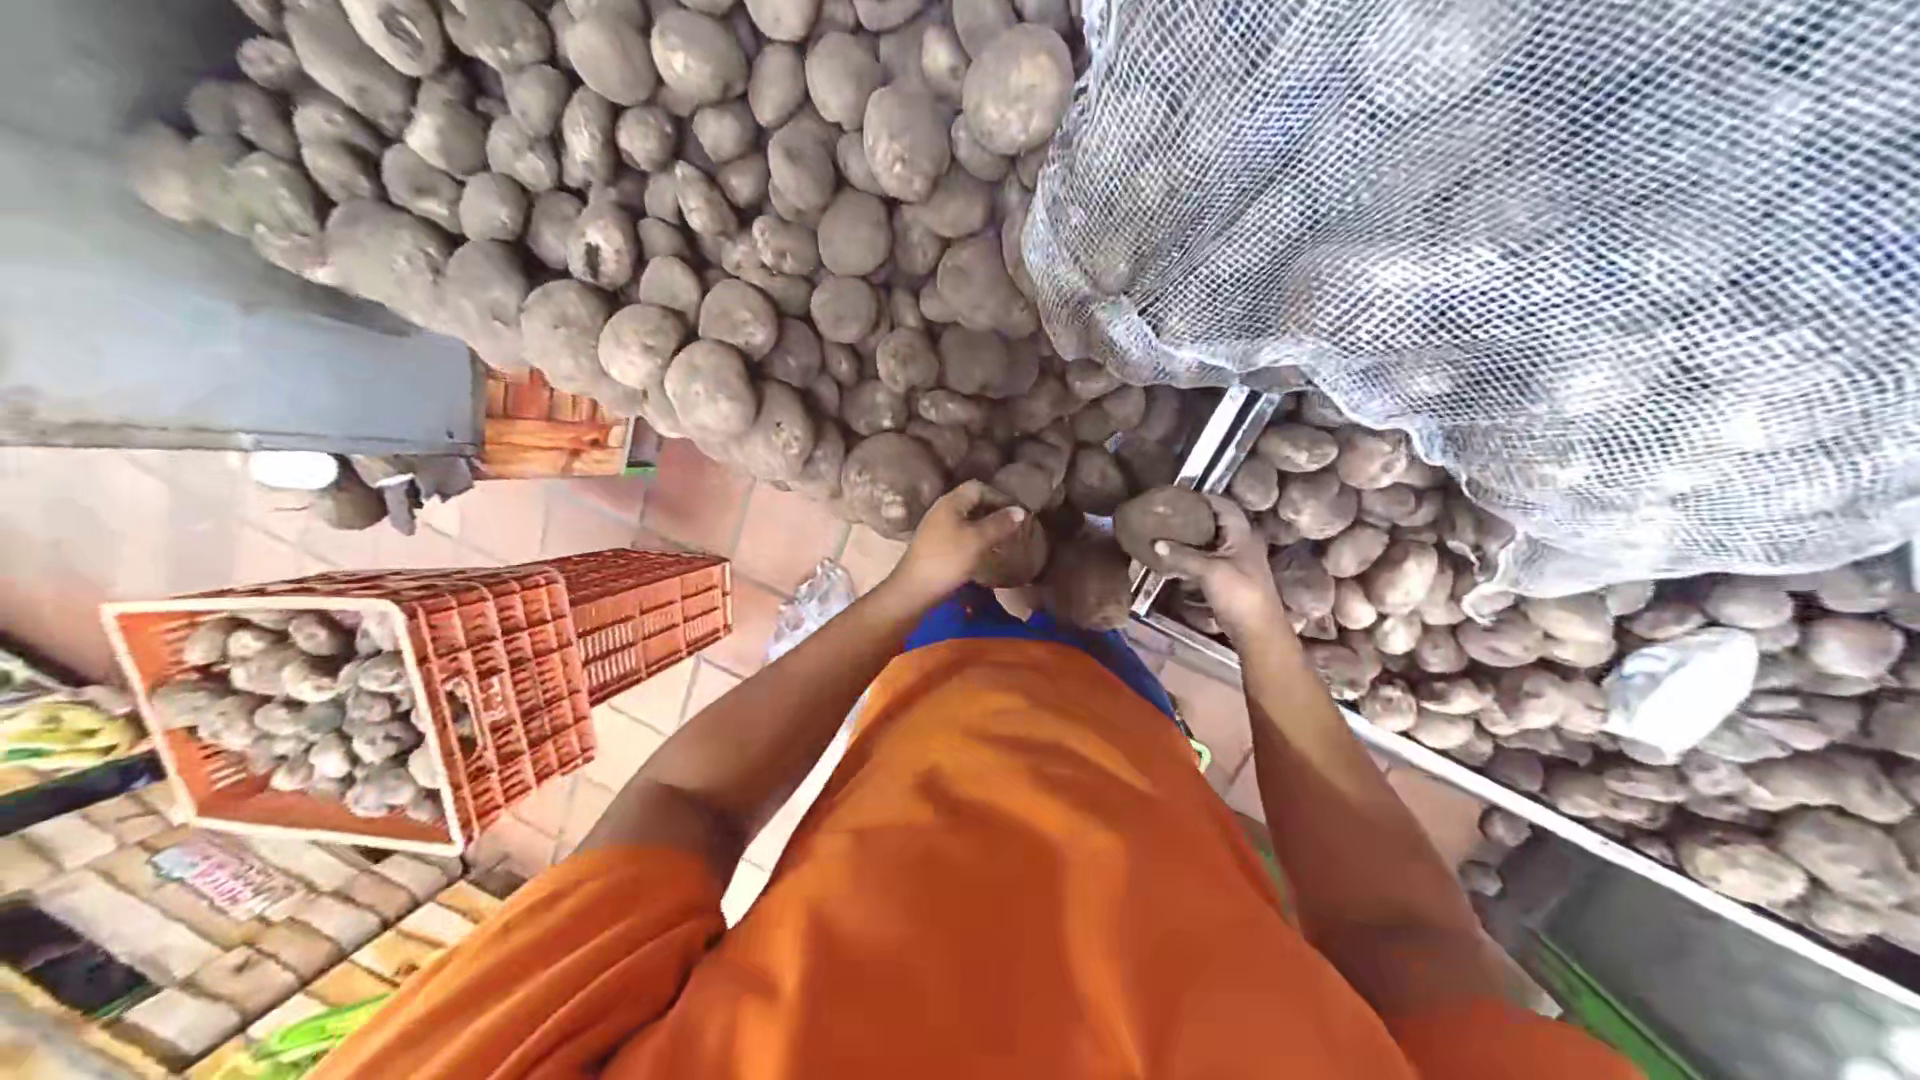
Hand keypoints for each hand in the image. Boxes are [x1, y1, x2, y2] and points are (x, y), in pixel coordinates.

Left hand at [886, 481, 1028, 605]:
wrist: (914, 590)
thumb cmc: (947, 560)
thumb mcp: (977, 540)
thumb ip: (999, 524)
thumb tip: (1020, 510)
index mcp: (950, 502)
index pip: (978, 488)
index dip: (999, 496)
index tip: (1016, 511)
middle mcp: (942, 510)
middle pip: (972, 502)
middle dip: (994, 510)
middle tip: (1013, 524)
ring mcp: (937, 528)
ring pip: (967, 519)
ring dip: (986, 525)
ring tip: (1004, 537)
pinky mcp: (937, 545)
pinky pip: (961, 533)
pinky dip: (976, 537)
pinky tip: (986, 550)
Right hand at [1153, 494, 1287, 638]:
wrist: (1257, 631)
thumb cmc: (1239, 594)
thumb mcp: (1209, 571)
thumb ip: (1182, 555)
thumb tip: (1155, 543)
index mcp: (1243, 533)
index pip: (1222, 504)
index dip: (1201, 497)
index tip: (1175, 496)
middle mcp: (1241, 542)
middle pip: (1214, 521)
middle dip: (1191, 516)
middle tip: (1165, 514)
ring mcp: (1235, 560)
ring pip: (1209, 540)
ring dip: (1190, 536)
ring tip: (1165, 532)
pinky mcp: (1227, 576)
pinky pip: (1206, 557)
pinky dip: (1190, 553)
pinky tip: (1173, 556)